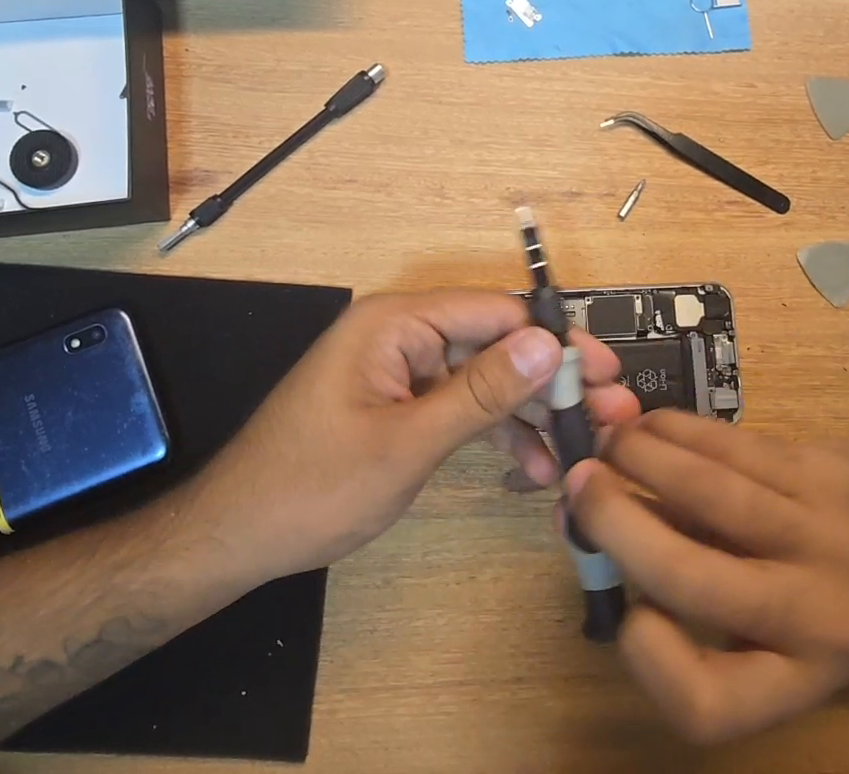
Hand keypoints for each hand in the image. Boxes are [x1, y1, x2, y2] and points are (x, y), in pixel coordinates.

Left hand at [178, 291, 638, 585]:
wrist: (239, 536)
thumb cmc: (315, 485)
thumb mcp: (408, 442)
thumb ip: (482, 392)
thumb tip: (548, 345)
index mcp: (396, 323)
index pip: (495, 313)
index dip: (555, 341)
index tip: (606, 374)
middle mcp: (400, 334)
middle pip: (493, 344)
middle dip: (550, 382)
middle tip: (608, 415)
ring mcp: (399, 370)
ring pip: (482, 379)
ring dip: (529, 414)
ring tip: (579, 450)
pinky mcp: (398, 403)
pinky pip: (457, 406)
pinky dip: (493, 432)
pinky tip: (530, 467)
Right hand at [564, 410, 848, 743]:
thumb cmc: (824, 598)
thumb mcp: (767, 624)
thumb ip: (678, 580)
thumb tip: (584, 518)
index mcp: (797, 675)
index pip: (708, 702)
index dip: (645, 657)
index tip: (627, 612)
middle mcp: (815, 613)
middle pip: (693, 579)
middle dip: (617, 525)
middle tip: (577, 487)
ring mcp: (825, 532)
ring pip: (707, 490)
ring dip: (637, 459)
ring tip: (604, 446)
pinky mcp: (824, 469)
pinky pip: (728, 442)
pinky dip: (671, 430)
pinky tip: (646, 427)